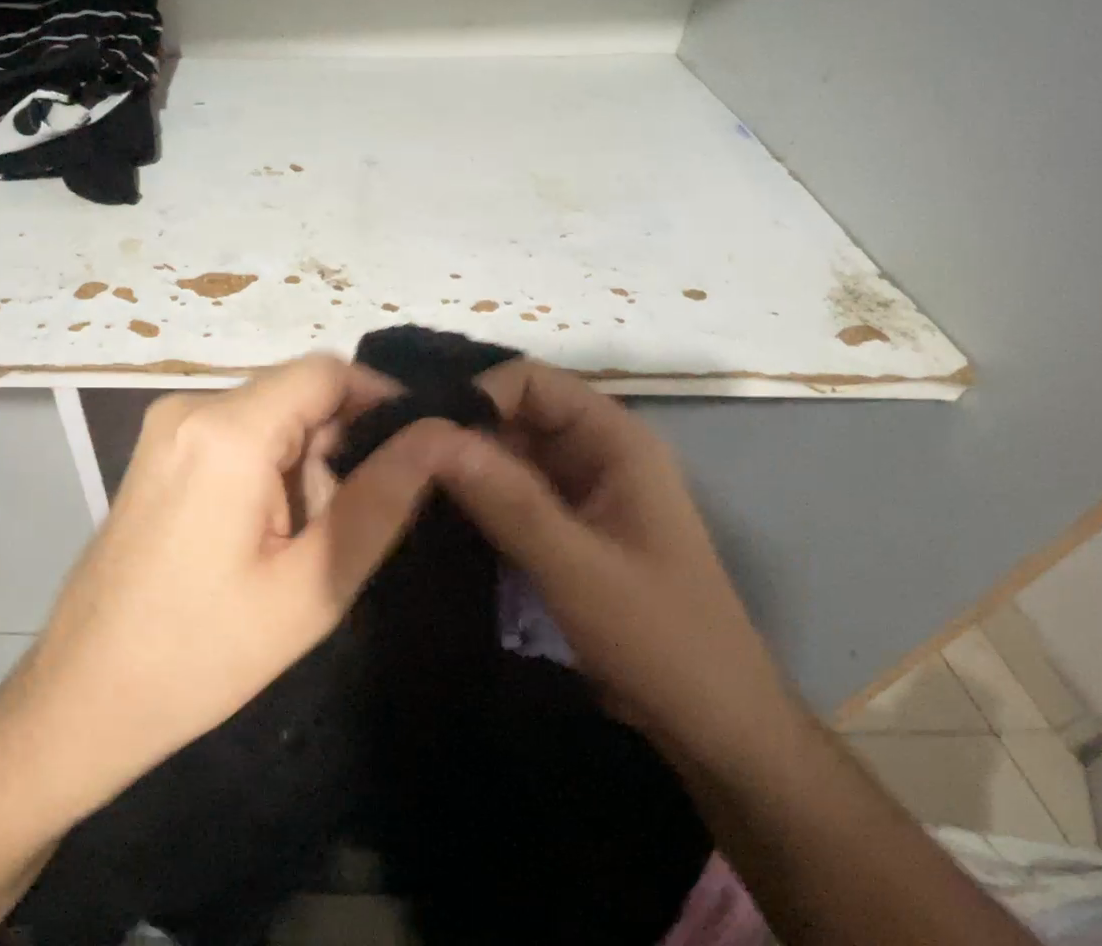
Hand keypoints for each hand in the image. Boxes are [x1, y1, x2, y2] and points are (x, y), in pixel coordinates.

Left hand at [14, 355, 460, 800]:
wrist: (87, 696)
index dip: (383, 400)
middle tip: (347, 530)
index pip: (328, 370)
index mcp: (226, 430)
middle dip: (339, 449)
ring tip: (297, 551)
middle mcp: (187, 409)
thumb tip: (443, 434)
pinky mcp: (155, 459)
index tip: (420, 457)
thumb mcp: (314, 583)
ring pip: (267, 421)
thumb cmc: (203, 652)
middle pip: (295, 395)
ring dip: (302, 470)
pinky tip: (261, 543)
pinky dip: (266, 476)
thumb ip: (384, 498)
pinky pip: (233, 442)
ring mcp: (162, 433)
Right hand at [437, 360, 797, 756]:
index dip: (474, 397)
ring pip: (506, 458)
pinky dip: (473, 503)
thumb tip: (430, 436)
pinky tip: (428, 520)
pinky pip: (508, 498)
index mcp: (616, 442)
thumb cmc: (657, 637)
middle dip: (458, 434)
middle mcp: (596, 455)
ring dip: (460, 471)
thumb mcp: (576, 567)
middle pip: (513, 415)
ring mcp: (579, 495)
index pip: (530, 381)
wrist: (708, 721)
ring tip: (399, 491)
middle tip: (393, 467)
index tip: (418, 440)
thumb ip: (506, 500)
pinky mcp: (564, 532)